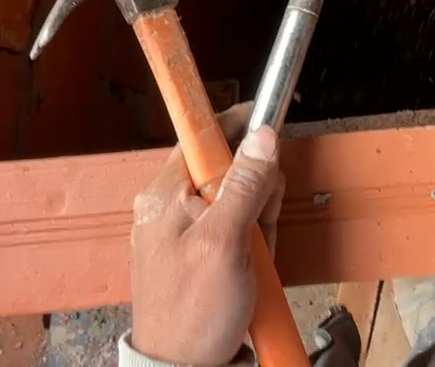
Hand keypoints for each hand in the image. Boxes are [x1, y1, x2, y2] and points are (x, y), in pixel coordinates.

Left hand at [130, 106, 284, 365]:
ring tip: (254, 255)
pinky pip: (236, 221)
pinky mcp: (197, 246)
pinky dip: (252, 235)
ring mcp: (182, 226)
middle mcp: (169, 203)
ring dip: (258, 218)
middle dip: (257, 189)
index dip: (238, 125)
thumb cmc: (195, 315)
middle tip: (260, 223)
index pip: (204, 135)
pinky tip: (252, 262)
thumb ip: (245, 186)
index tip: (269, 120)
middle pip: (228, 164)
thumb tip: (263, 134)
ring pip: (238, 193)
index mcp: (165, 194)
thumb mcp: (226, 245)